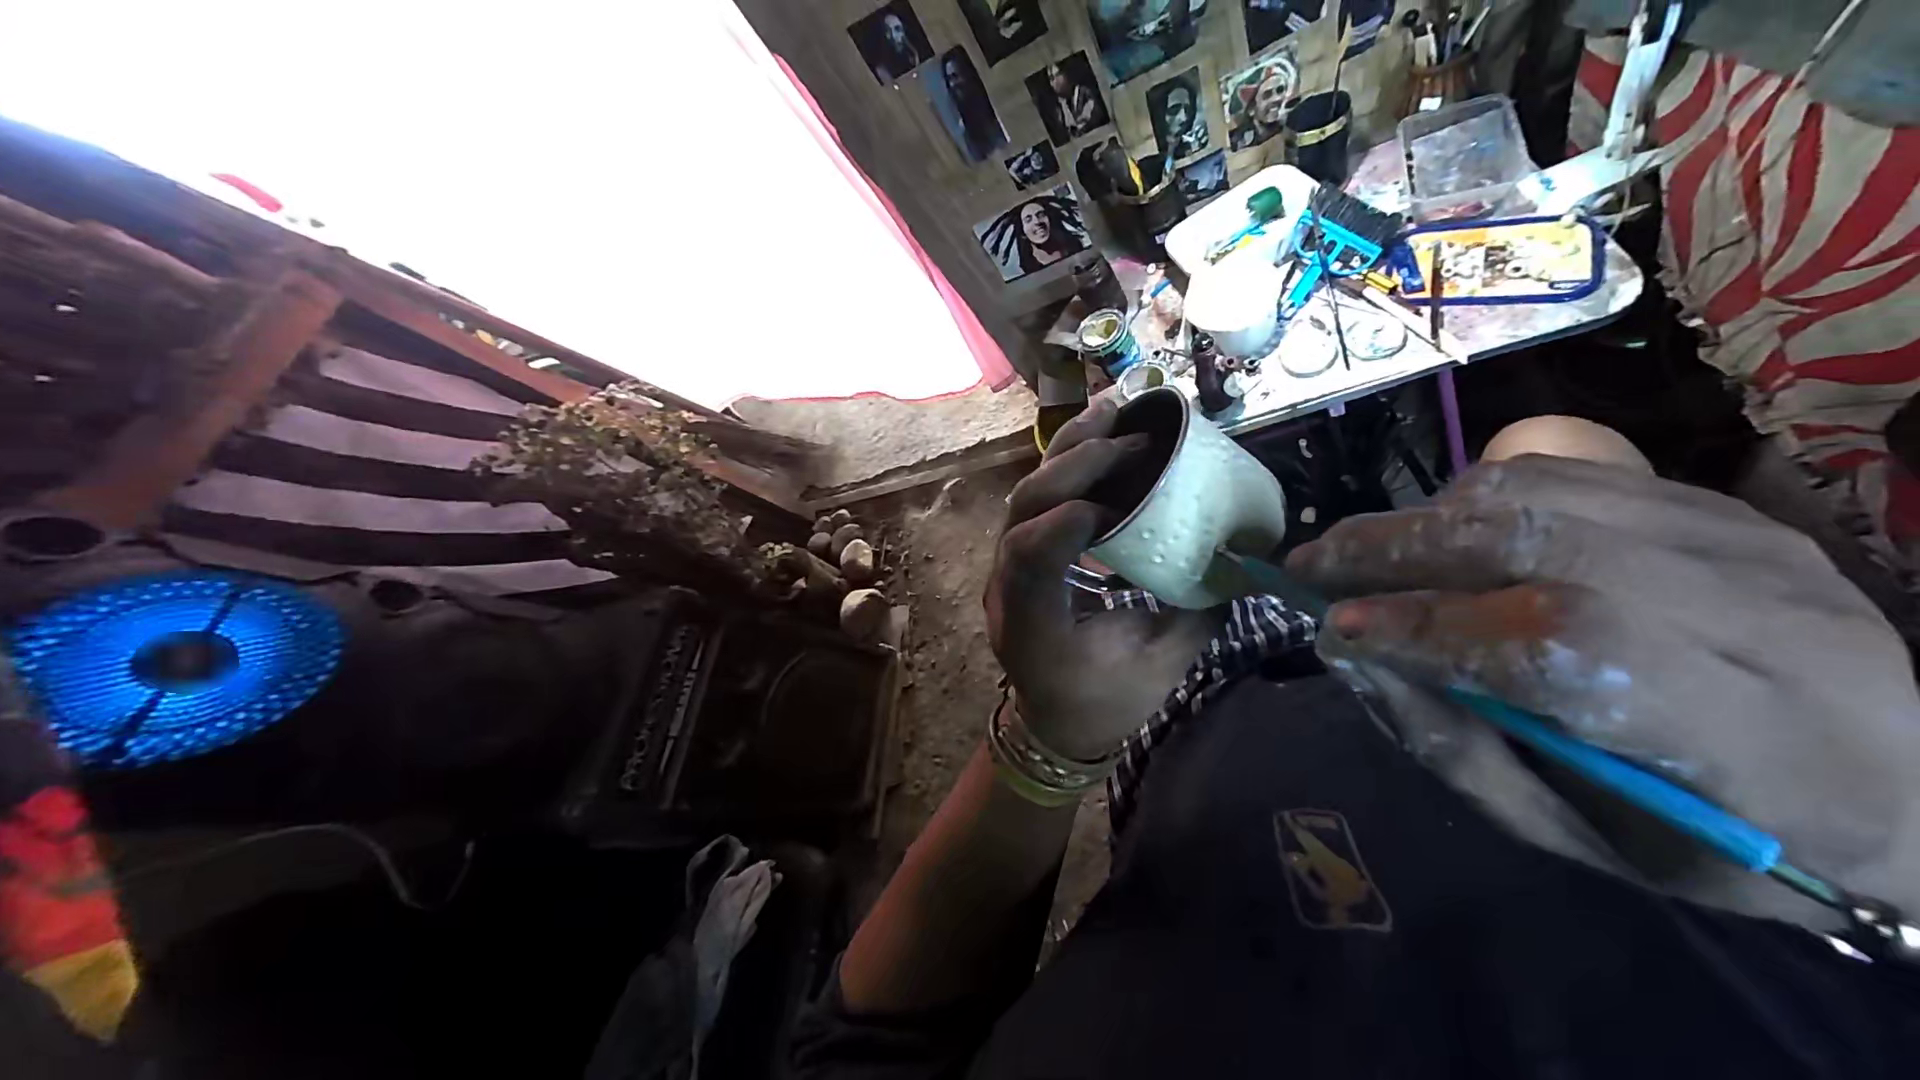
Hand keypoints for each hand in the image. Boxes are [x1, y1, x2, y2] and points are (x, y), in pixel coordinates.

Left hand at [985, 396, 1216, 759]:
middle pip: (1023, 511)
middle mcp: (1007, 587)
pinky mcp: (1021, 552)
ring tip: (1113, 410)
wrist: (1057, 722)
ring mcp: (1006, 567)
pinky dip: (1067, 464)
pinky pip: (1036, 499)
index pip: (1029, 559)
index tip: (1119, 502)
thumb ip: (1196, 610)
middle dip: (1075, 468)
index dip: (1065, 522)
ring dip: (1067, 452)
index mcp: (1033, 627)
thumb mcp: (1160, 666)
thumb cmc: (1106, 701)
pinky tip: (1099, 435)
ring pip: (1025, 495)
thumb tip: (1242, 555)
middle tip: (1134, 437)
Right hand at [1286, 454, 1919, 924]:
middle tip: (1305, 569)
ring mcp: (1732, 536)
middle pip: (1531, 538)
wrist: (1902, 777)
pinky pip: (1556, 470)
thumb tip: (1345, 654)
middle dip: (1390, 549)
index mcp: (1742, 731)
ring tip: (1353, 551)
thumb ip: (1452, 744)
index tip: (1333, 630)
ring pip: (1531, 491)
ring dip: (1415, 518)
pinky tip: (1433, 534)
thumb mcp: (1574, 834)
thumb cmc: (1713, 838)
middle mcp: (1750, 608)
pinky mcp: (1706, 501)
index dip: (1426, 625)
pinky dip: (1463, 497)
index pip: (1558, 639)